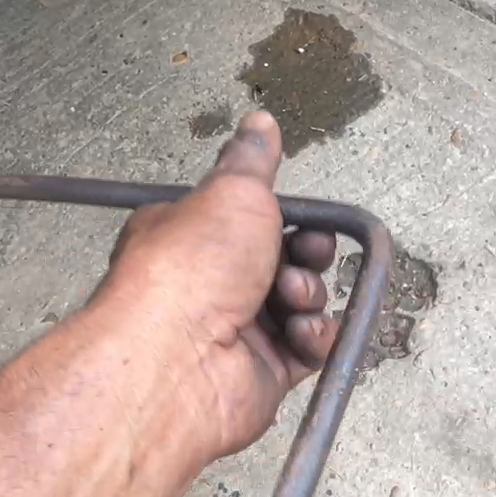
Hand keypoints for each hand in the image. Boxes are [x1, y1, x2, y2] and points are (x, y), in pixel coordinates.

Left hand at [92, 110, 337, 460]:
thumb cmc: (192, 268)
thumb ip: (252, 160)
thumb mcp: (230, 191)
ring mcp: (238, 331)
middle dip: (307, 254)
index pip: (253, 220)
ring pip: (300, 305)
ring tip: (290, 297)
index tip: (305, 216)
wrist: (181, 356)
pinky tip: (300, 332)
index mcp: (196, 237)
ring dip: (308, 295)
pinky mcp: (262, 373)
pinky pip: (307, 351)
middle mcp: (213, 284)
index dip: (288, 217)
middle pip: (285, 261)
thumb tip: (259, 123)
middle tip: (305, 253)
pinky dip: (314, 338)